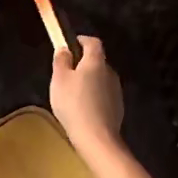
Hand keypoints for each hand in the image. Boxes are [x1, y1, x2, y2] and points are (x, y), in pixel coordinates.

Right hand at [51, 36, 123, 150]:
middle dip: (83, 63)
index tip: (70, 44)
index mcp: (96, 61)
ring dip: (89, 80)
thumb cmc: (73, 103)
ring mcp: (116, 90)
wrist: (96, 136)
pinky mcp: (117, 106)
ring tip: (73, 93)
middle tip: (67, 72)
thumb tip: (64, 49)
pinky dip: (94, 95)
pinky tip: (83, 108)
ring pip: (101, 78)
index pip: (93, 42)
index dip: (81, 40)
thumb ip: (61, 61)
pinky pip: (103, 94)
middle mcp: (110, 72)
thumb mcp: (59, 79)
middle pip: (97, 61)